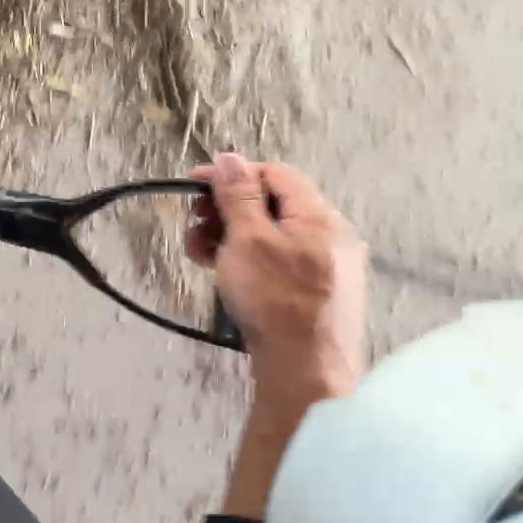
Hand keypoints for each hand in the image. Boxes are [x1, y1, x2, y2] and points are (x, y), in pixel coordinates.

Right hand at [188, 153, 368, 399]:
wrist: (305, 365)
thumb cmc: (274, 296)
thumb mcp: (247, 238)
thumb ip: (239, 195)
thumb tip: (230, 157)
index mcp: (320, 218)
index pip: (275, 174)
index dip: (232, 173)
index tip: (193, 186)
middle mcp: (329, 234)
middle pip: (269, 201)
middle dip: (224, 207)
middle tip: (195, 222)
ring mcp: (324, 261)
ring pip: (266, 228)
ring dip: (226, 232)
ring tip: (200, 252)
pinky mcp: (314, 283)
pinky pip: (273, 253)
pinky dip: (242, 252)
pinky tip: (220, 268)